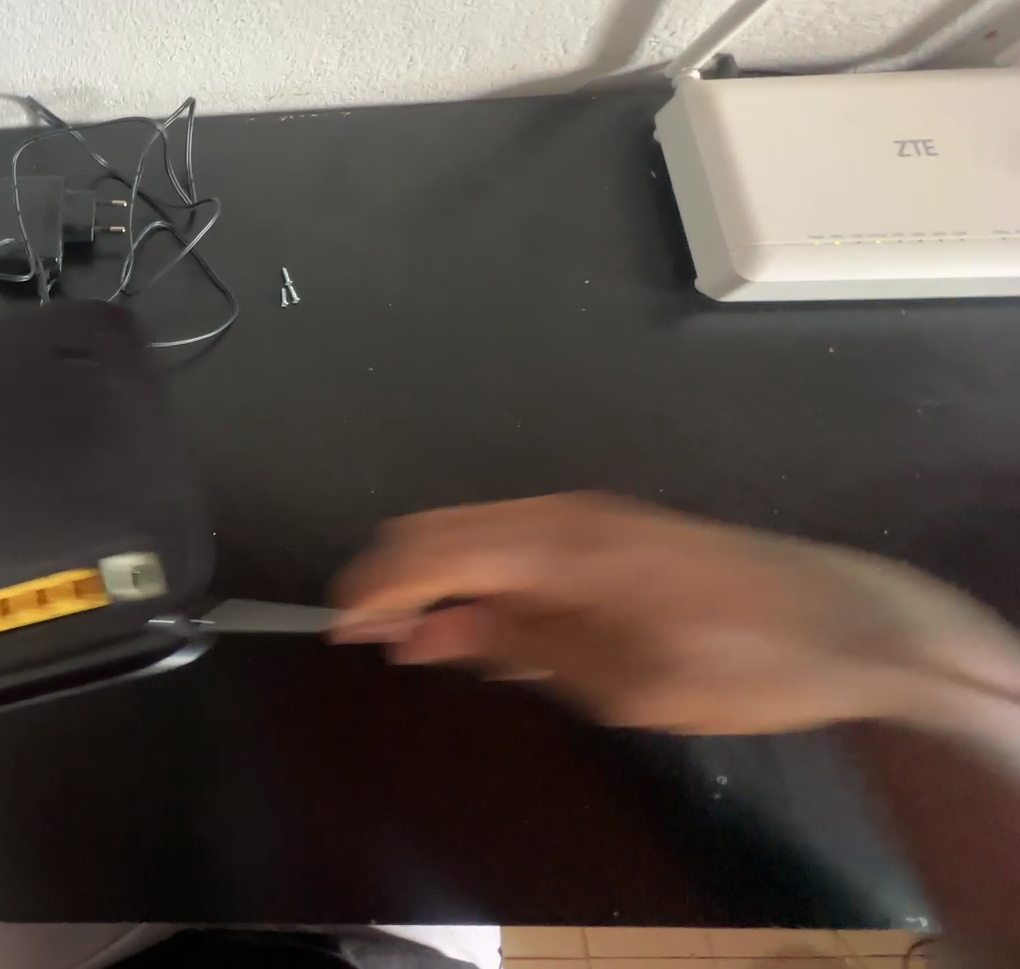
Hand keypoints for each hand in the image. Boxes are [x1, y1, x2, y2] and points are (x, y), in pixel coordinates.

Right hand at [330, 493, 1019, 735]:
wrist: (854, 622)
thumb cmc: (736, 663)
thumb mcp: (616, 681)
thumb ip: (506, 645)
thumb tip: (417, 636)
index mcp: (551, 549)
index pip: (427, 557)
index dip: (374, 592)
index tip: (338, 629)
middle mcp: (547, 513)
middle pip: (427, 528)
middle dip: (384, 577)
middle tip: (365, 632)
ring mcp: (567, 510)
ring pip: (455, 527)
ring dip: (420, 574)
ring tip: (410, 631)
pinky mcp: (584, 521)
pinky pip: (491, 536)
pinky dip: (461, 570)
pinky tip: (470, 613)